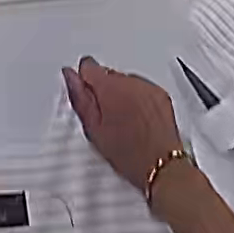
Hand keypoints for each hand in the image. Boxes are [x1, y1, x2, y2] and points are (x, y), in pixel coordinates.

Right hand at [62, 56, 183, 192]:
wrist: (163, 167)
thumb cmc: (129, 154)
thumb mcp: (93, 128)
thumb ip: (79, 97)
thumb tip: (70, 76)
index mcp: (110, 87)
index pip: (88, 66)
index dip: (83, 81)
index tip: (85, 94)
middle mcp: (131, 82)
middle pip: (108, 74)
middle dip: (103, 91)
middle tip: (104, 117)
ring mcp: (148, 88)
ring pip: (125, 81)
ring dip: (121, 94)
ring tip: (122, 121)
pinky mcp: (162, 95)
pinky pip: (142, 89)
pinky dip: (138, 99)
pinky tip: (137, 120)